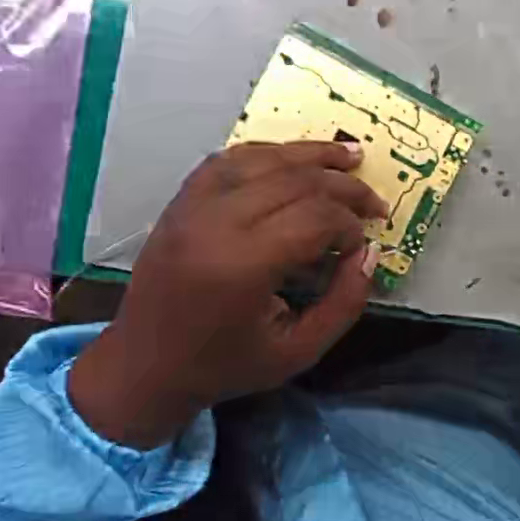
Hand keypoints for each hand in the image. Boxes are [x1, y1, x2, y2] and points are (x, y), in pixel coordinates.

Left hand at [69, 141, 388, 448]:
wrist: (146, 365)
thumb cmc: (223, 366)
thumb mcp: (297, 352)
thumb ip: (343, 304)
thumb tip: (370, 253)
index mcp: (242, 265)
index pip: (315, 217)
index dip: (350, 224)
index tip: (362, 244)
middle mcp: (214, 223)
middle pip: (294, 180)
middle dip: (343, 186)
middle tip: (373, 202)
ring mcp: (191, 206)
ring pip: (261, 158)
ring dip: (310, 155)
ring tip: (349, 157)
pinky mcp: (179, 202)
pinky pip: (227, 160)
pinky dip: (265, 154)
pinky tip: (290, 159)